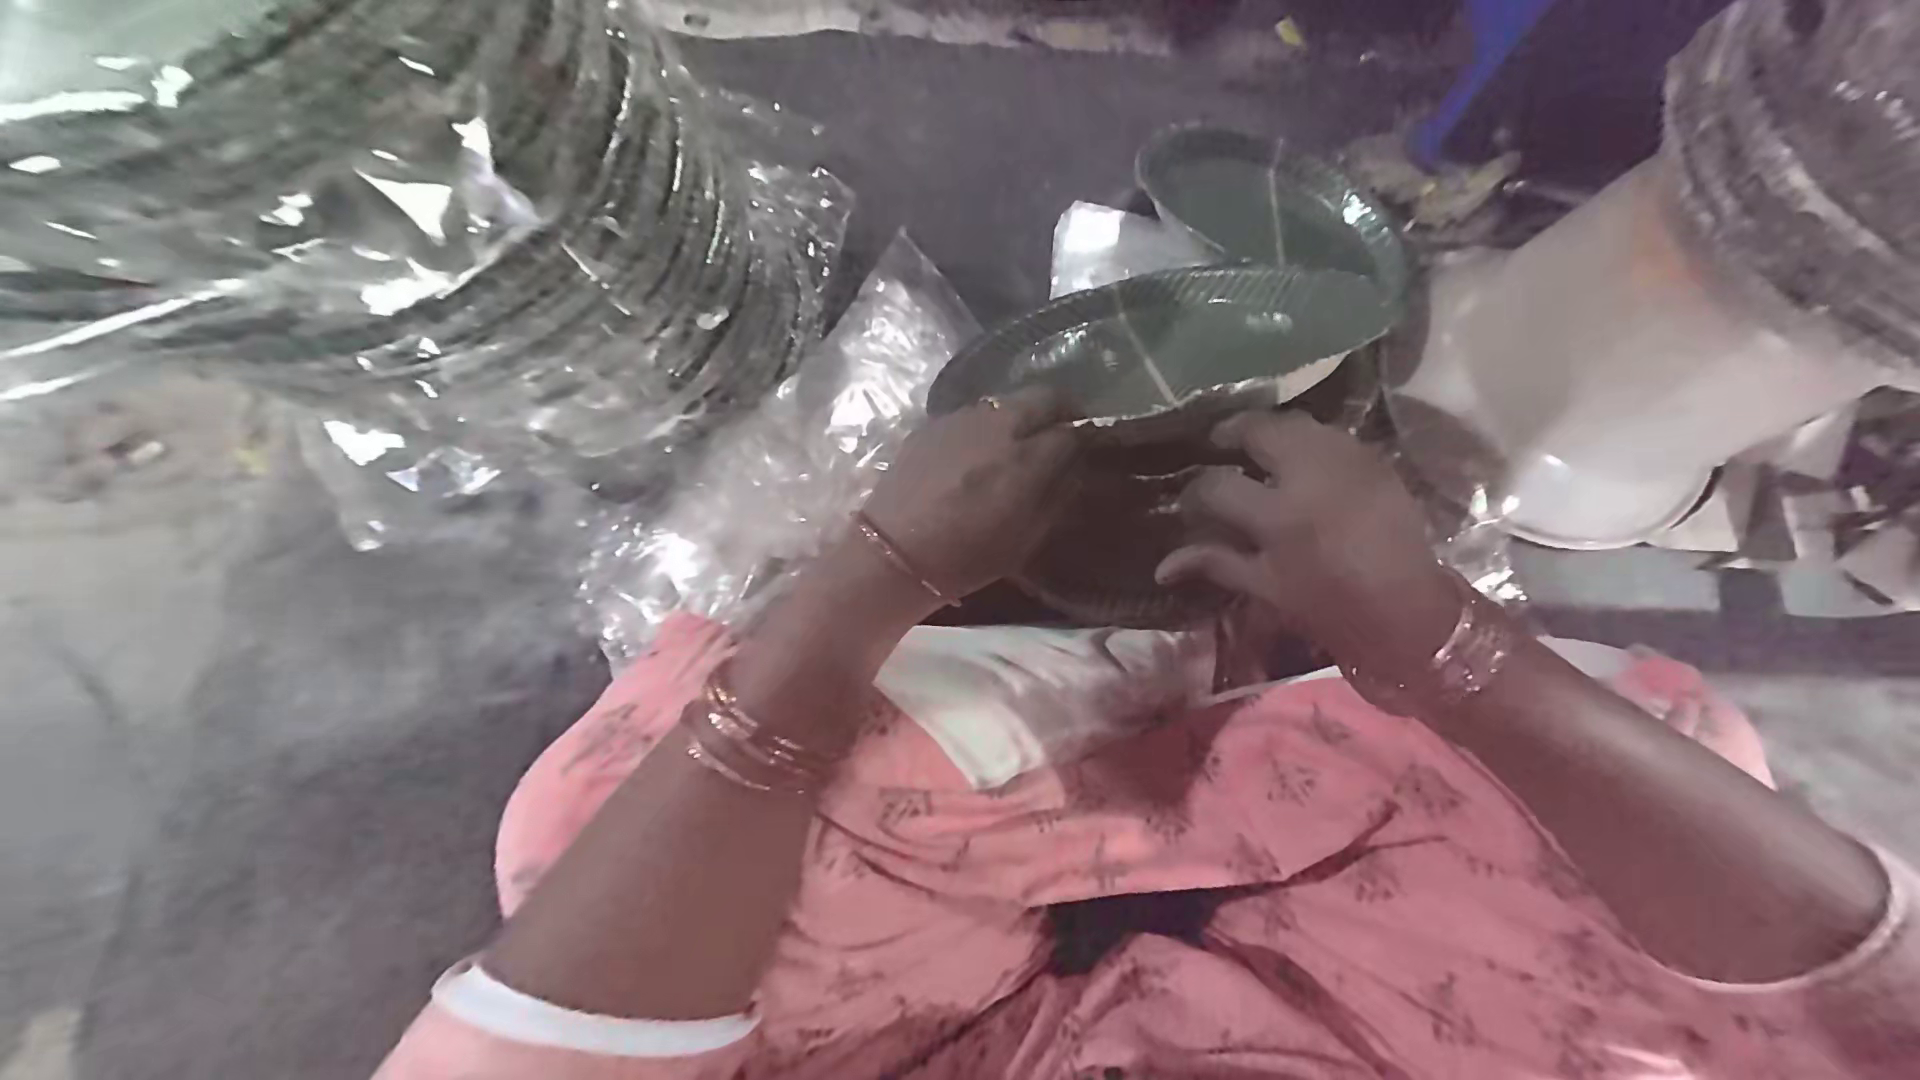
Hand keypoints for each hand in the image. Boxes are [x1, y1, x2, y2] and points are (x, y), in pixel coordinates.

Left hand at [859, 386, 1081, 604]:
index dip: (1086, 439)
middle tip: (1062, 431)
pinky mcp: (932, 423)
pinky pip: (973, 414)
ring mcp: (961, 419)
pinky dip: (986, 426)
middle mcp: (998, 426)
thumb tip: (1074, 467)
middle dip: (1062, 410)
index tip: (1087, 449)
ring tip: (1018, 442)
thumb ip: (1057, 495)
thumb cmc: (965, 559)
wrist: (893, 554)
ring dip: (1022, 415)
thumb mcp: (1025, 538)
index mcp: (1027, 458)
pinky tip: (977, 451)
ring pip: (1007, 401)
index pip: (1074, 431)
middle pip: (1045, 397)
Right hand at [1156, 411, 1457, 667]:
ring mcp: (1349, 462)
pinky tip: (1295, 461)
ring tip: (1254, 448)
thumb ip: (1213, 563)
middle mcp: (1313, 476)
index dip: (1194, 493)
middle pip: (1260, 430)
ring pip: (1297, 423)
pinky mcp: (1375, 461)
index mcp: (1280, 516)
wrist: (1411, 610)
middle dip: (1231, 431)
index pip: (1217, 485)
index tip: (1191, 503)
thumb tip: (1162, 567)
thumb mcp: (1265, 587)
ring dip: (1268, 431)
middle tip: (1217, 443)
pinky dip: (1303, 440)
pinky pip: (1329, 435)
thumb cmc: (1330, 606)